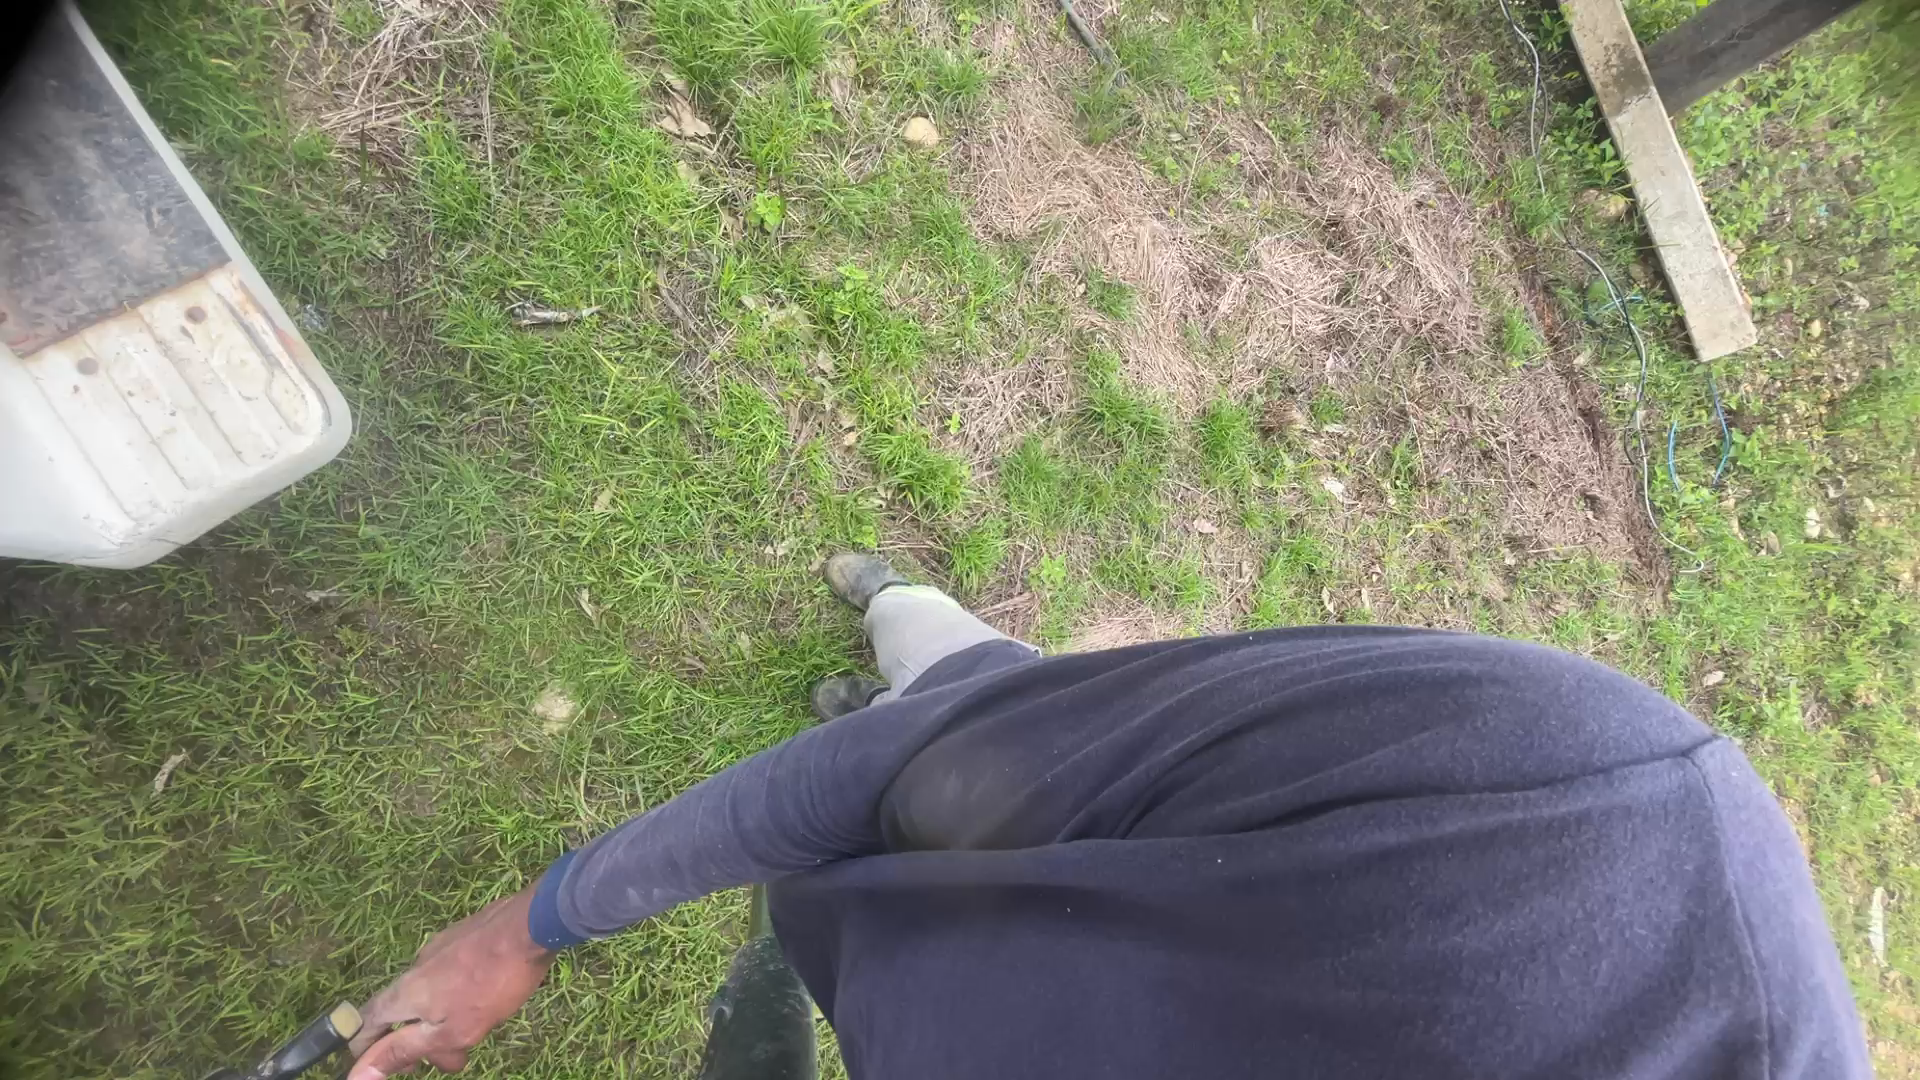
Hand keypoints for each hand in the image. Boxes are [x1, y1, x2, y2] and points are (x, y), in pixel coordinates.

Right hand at [346, 887, 557, 1078]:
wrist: (537, 922)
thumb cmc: (494, 982)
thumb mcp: (451, 1030)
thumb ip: (403, 1051)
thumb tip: (355, 1076)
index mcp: (405, 991)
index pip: (364, 1024)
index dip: (369, 1053)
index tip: (400, 1069)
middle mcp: (418, 963)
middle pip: (405, 1011)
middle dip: (424, 1042)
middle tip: (455, 1061)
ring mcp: (448, 942)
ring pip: (436, 991)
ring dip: (449, 1019)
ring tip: (479, 1033)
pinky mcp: (474, 931)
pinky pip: (458, 970)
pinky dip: (465, 992)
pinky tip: (492, 998)